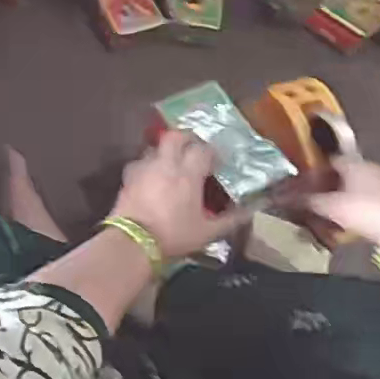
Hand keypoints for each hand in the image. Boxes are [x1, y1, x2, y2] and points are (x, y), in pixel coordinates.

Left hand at [109, 131, 252, 257]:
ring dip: (165, 151)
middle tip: (193, 149)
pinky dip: (148, 165)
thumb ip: (231, 219)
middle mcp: (165, 164)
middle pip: (175, 136)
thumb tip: (251, 210)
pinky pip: (140, 162)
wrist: (133, 241)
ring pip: (155, 147)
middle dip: (186, 138)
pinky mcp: (128, 176)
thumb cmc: (173, 235)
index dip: (211, 152)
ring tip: (171, 164)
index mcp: (188, 174)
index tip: (216, 162)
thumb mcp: (207, 232)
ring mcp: (144, 168)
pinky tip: (151, 176)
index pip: (202, 150)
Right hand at [305, 158, 379, 240]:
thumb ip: (306, 201)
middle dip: (332, 186)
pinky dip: (364, 207)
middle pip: (347, 174)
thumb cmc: (365, 211)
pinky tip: (359, 222)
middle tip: (320, 201)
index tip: (307, 184)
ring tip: (337, 215)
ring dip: (349, 198)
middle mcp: (375, 168)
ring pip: (363, 187)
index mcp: (356, 164)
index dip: (316, 172)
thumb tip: (283, 198)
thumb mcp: (330, 207)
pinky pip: (377, 199)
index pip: (331, 161)